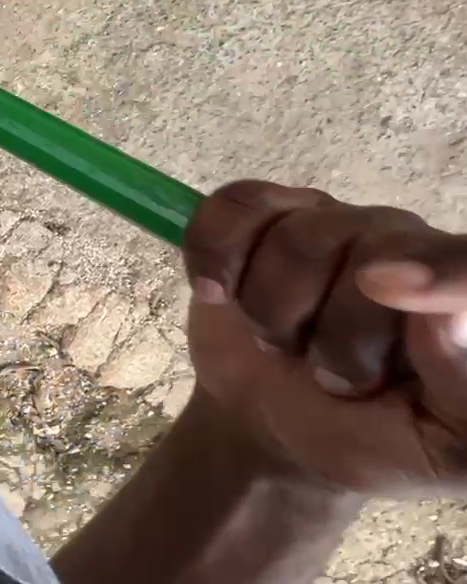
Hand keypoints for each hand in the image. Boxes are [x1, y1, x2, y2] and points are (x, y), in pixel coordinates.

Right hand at [183, 180, 466, 496]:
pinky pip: (230, 206)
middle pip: (362, 247)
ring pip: (289, 234)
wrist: (269, 421)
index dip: (434, 269)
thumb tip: (444, 319)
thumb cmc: (370, 436)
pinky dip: (211, 251)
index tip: (378, 287)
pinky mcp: (258, 216)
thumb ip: (461, 389)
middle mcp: (407, 247)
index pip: (465, 264)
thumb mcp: (443, 446)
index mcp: (462, 303)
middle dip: (323, 321)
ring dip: (264, 303)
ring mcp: (326, 222)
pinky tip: (214, 291)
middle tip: (324, 371)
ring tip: (274, 340)